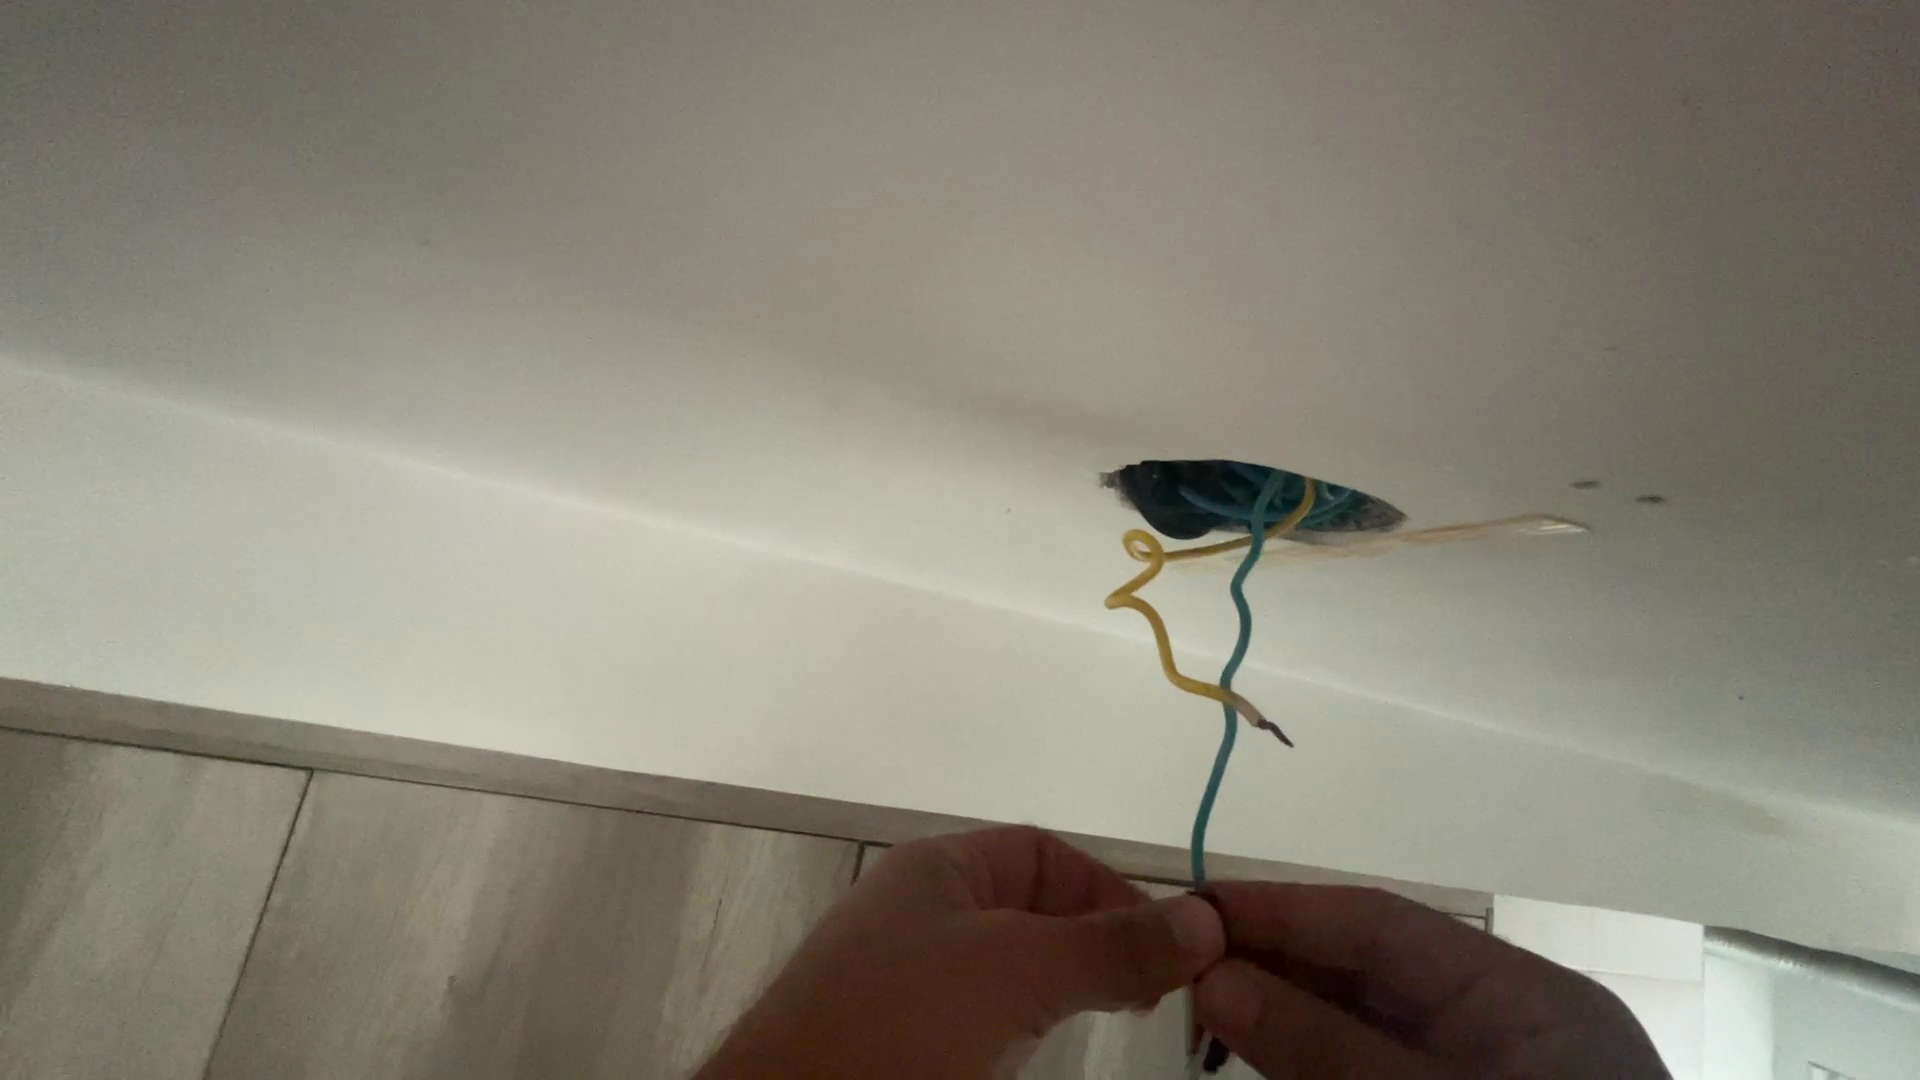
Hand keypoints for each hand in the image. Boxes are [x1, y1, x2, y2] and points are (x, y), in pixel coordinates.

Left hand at [695, 826, 1224, 1079]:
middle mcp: (923, 909)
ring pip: (1008, 963)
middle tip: (1147, 991)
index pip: (1041, 853)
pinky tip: (1043, 1043)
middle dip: (1092, 938)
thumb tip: (1205, 917)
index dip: (1105, 888)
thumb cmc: (904, 1019)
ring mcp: (909, 975)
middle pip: (1029, 906)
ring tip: (1113, 1013)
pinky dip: (1024, 1019)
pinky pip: (981, 1011)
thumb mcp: (1015, 970)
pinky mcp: (903, 1037)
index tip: (1163, 945)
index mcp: (940, 868)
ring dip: (1063, 982)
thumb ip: (1107, 946)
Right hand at [1193, 882, 1670, 1077]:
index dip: (1286, 907)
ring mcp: (1475, 1077)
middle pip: (1365, 970)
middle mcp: (1503, 1029)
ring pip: (1357, 1023)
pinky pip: (1362, 1069)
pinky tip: (1253, 1052)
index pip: (1381, 922)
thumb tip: (1210, 976)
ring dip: (1280, 1012)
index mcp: (1525, 1000)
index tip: (1202, 905)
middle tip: (1184, 958)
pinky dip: (1307, 1059)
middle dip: (1275, 960)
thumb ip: (1322, 1046)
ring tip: (1203, 1003)